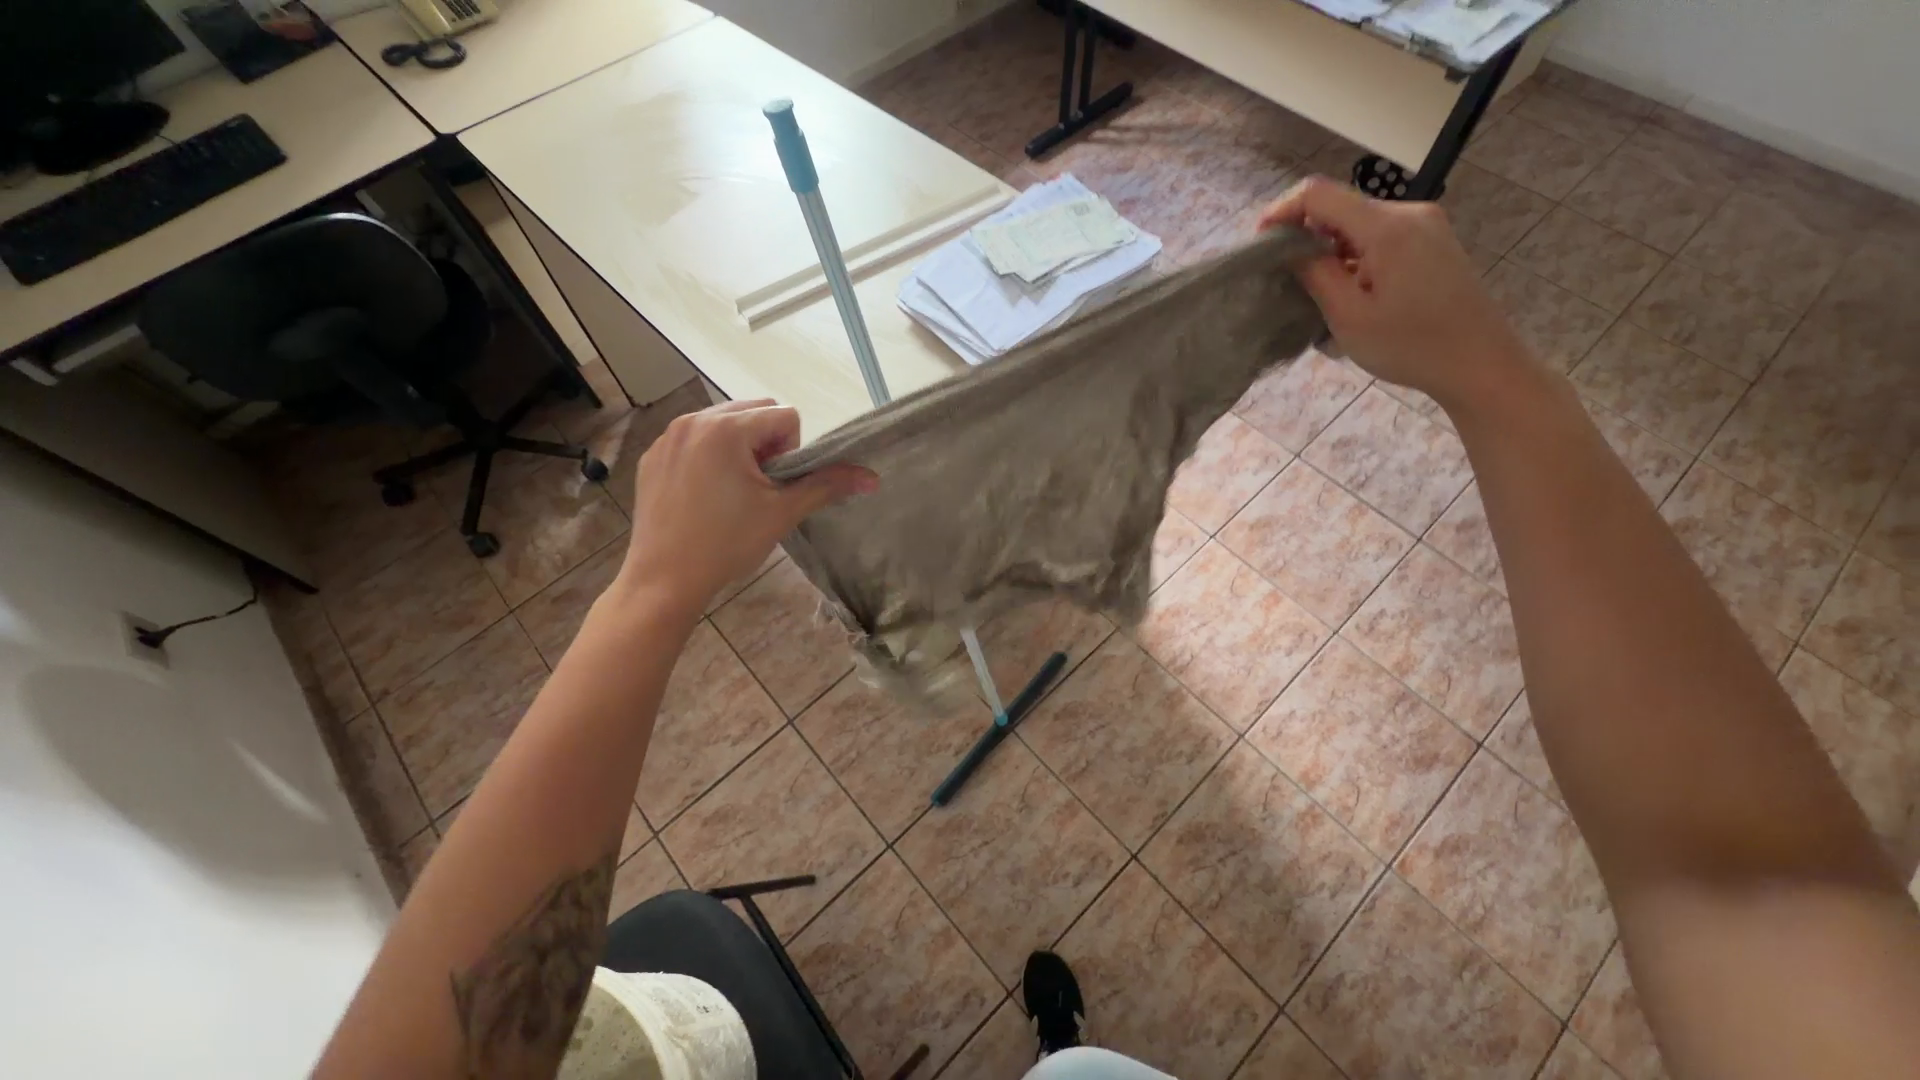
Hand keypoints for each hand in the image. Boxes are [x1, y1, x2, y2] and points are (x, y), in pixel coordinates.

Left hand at [615, 399, 875, 618]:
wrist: (664, 580)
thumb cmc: (727, 544)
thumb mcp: (783, 512)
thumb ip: (827, 485)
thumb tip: (873, 477)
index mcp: (727, 428)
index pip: (784, 415)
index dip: (792, 451)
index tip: (775, 486)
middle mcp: (694, 420)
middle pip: (754, 410)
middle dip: (766, 444)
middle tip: (759, 489)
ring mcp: (668, 437)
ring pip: (723, 423)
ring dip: (739, 448)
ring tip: (733, 493)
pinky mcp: (653, 456)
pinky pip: (694, 440)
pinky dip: (709, 457)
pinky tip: (705, 496)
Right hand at [1259, 176, 1529, 408]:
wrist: (1480, 363)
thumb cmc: (1411, 346)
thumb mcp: (1349, 317)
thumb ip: (1315, 273)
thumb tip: (1289, 247)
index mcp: (1386, 228)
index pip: (1319, 194)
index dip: (1282, 211)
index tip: (1262, 244)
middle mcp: (1408, 213)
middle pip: (1340, 206)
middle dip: (1305, 233)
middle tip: (1285, 275)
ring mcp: (1425, 224)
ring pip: (1359, 222)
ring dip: (1330, 247)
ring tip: (1318, 289)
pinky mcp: (1433, 240)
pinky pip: (1380, 234)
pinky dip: (1354, 253)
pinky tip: (1351, 288)